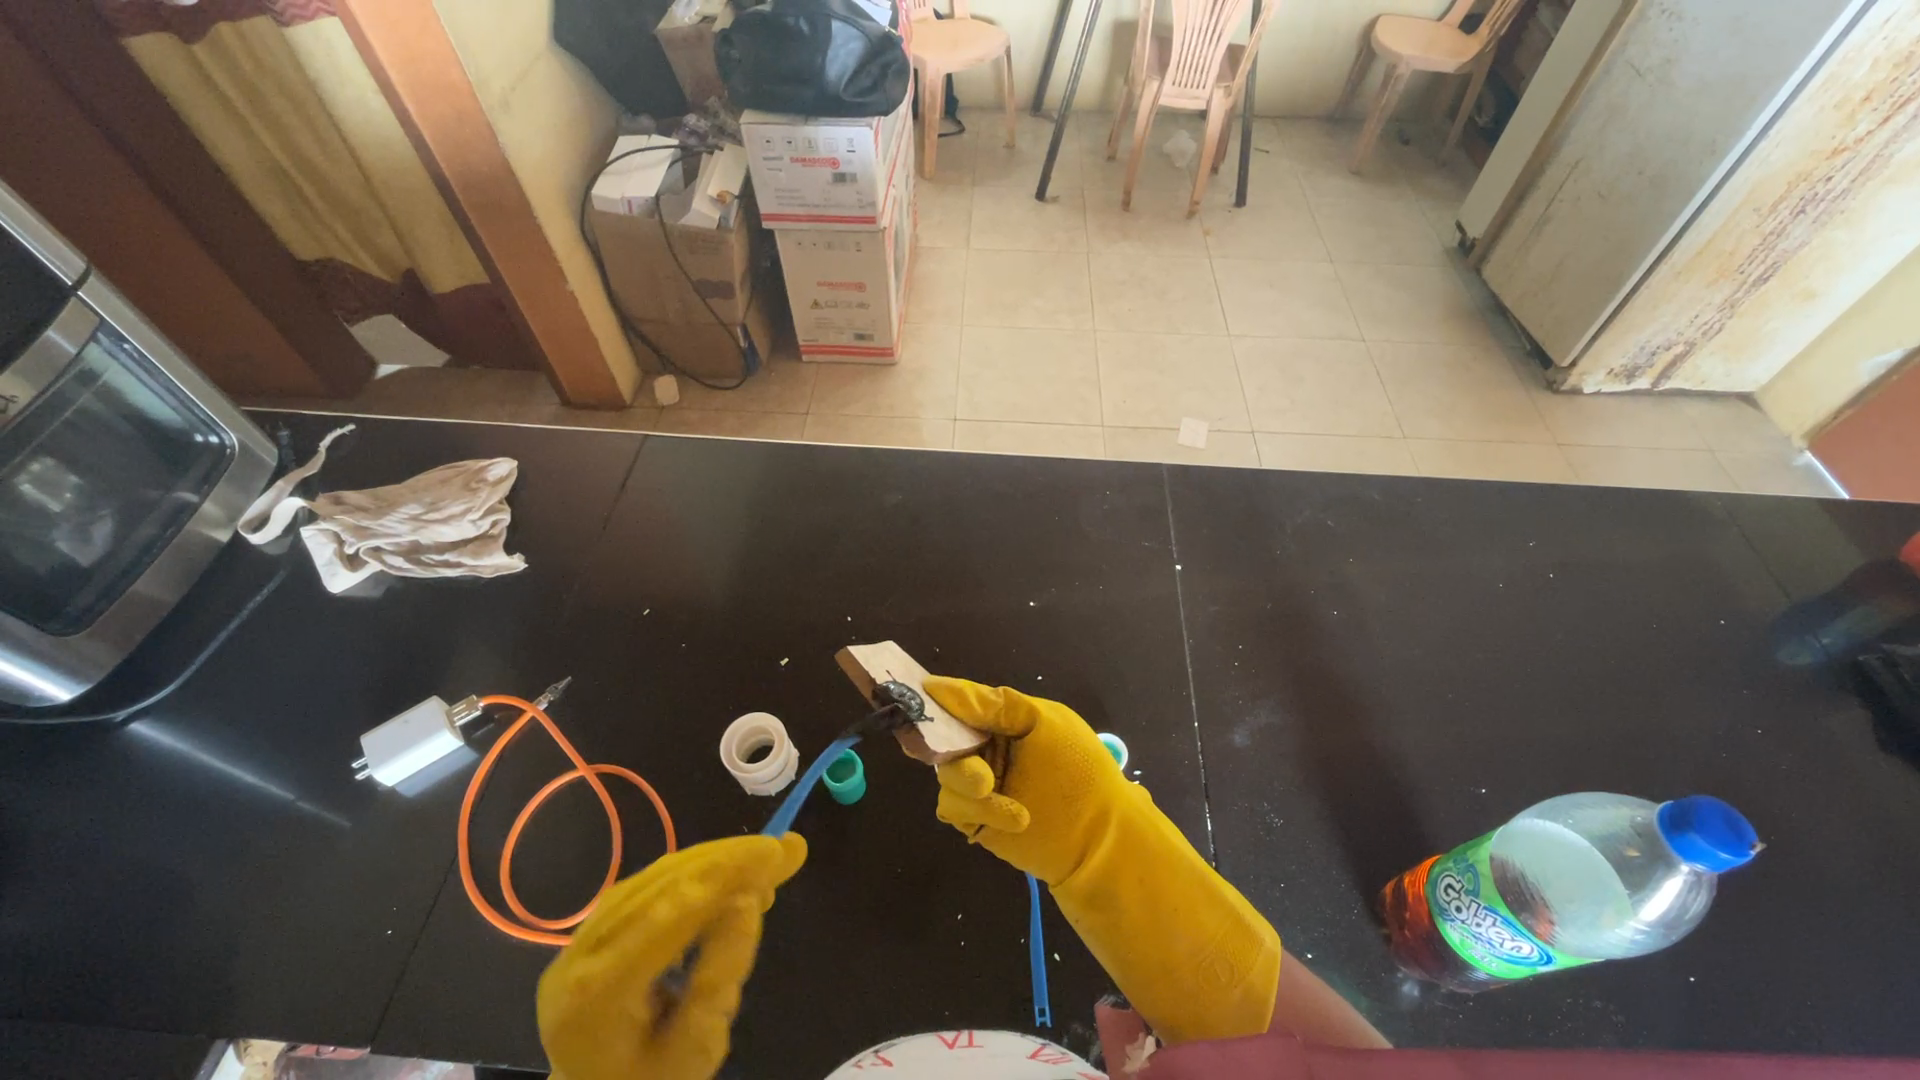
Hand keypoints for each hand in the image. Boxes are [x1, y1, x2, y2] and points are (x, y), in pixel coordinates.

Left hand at [537, 833, 806, 1079]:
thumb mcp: (693, 1051)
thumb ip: (719, 978)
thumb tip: (748, 902)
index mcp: (600, 991)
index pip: (670, 915)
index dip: (725, 877)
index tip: (776, 853)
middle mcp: (582, 954)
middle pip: (662, 887)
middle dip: (728, 861)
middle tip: (786, 847)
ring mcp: (580, 940)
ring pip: (654, 879)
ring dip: (715, 863)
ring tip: (766, 860)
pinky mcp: (592, 932)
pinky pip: (647, 889)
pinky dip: (693, 876)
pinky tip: (729, 876)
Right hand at [924, 676, 1132, 885]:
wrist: (1101, 839)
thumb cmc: (1080, 771)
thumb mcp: (1045, 723)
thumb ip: (994, 704)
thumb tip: (936, 686)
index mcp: (1002, 718)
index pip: (957, 702)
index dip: (935, 702)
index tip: (919, 702)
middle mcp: (985, 746)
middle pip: (942, 739)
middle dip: (957, 756)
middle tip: (984, 779)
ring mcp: (978, 783)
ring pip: (945, 775)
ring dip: (973, 788)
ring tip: (1012, 806)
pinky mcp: (975, 817)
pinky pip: (952, 807)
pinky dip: (979, 812)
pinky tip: (1015, 819)